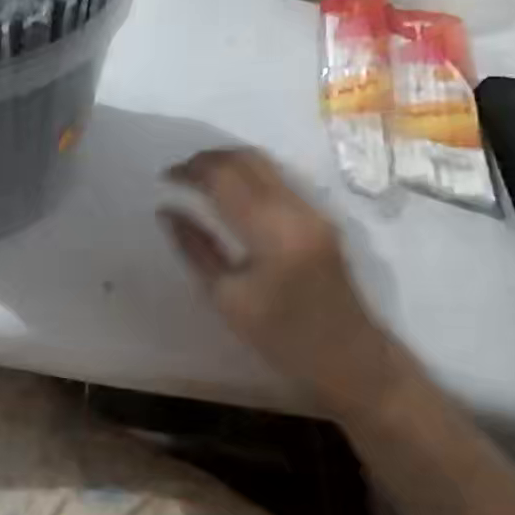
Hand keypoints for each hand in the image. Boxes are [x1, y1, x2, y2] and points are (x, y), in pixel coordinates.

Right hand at [160, 149, 407, 416]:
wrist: (349, 356)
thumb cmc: (282, 336)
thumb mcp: (226, 298)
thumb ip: (194, 248)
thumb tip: (166, 211)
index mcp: (273, 231)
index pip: (225, 177)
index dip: (190, 170)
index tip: (165, 178)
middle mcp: (297, 208)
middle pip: (246, 158)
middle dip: (207, 159)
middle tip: (178, 174)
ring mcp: (314, 208)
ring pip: (264, 162)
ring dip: (228, 162)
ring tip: (198, 178)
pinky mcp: (320, 214)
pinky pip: (277, 177)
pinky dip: (247, 174)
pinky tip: (229, 191)